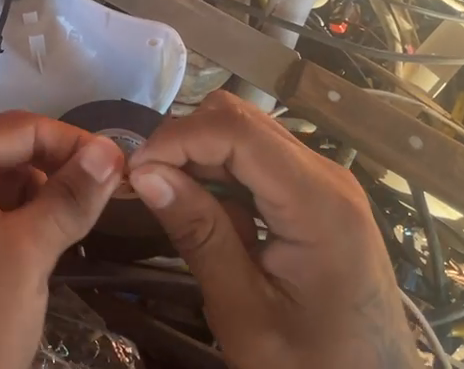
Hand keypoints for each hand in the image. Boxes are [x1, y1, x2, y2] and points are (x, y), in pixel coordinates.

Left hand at [0, 112, 124, 368]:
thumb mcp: (24, 256)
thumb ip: (68, 198)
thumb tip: (112, 150)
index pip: (21, 127)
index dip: (74, 142)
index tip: (124, 166)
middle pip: (13, 150)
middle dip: (60, 168)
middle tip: (112, 195)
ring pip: (8, 181)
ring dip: (46, 196)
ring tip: (83, 221)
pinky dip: (27, 219)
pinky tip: (51, 242)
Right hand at [128, 91, 417, 368]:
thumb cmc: (312, 366)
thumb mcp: (245, 313)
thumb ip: (199, 236)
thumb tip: (144, 172)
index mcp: (320, 203)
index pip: (236, 130)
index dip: (177, 137)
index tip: (135, 171)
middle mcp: (328, 176)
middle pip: (239, 119)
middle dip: (184, 141)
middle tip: (150, 186)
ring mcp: (326, 182)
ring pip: (244, 131)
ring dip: (199, 155)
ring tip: (174, 201)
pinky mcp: (318, 194)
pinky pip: (257, 157)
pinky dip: (220, 171)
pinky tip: (209, 212)